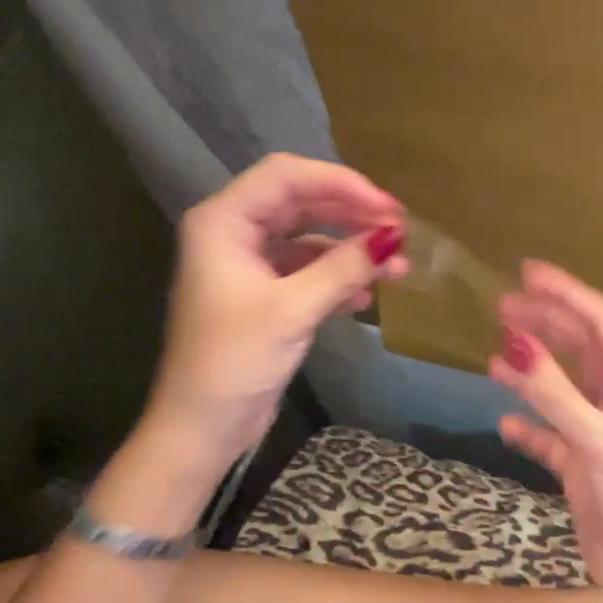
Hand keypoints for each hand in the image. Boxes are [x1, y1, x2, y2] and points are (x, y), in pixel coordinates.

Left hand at [149, 153, 407, 456]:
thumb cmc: (235, 360)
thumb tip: (391, 240)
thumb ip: (341, 270)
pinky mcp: (264, 300)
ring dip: (350, 253)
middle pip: (300, 205)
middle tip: (399, 232)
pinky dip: (336, 281)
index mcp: (224, 222)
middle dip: (350, 216)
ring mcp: (249, 269)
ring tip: (396, 269)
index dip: (341, 184)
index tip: (388, 209)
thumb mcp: (291, 310)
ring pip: (308, 242)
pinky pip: (306, 275)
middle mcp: (234, 235)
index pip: (287, 177)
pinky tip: (365, 298)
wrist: (203, 424)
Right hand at [490, 262, 602, 600]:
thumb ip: (554, 393)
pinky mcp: (582, 468)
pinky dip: (529, 426)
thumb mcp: (597, 440)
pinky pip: (550, 437)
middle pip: (580, 348)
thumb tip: (510, 343)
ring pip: (562, 390)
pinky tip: (505, 424)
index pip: (600, 322)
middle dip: (545, 324)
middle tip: (501, 307)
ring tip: (492, 356)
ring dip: (532, 372)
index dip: (565, 294)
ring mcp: (598, 435)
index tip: (525, 272)